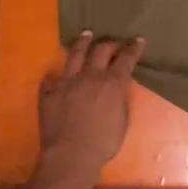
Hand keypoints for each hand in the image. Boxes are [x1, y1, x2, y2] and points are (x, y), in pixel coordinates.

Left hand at [37, 32, 143, 188]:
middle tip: (113, 42)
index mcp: (112, 83)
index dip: (134, 48)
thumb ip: (120, 99)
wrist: (71, 154)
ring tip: (85, 34)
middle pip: (101, 50)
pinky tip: (56, 74)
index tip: (138, 40)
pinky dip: (56, 76)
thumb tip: (117, 89)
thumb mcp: (122, 120)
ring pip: (75, 54)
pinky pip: (52, 79)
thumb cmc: (104, 143)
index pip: (126, 58)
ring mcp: (67, 81)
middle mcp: (90, 76)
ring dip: (82, 43)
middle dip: (110, 43)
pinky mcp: (49, 92)